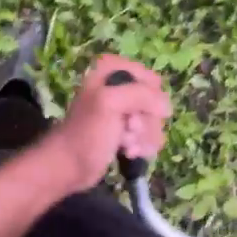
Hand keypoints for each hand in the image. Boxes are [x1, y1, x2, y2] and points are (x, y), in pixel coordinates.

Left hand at [37, 54, 171, 193]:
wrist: (69, 167)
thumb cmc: (87, 133)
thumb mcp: (110, 103)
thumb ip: (142, 96)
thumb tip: (167, 107)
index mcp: (112, 69)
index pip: (151, 79)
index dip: (150, 98)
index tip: (137, 113)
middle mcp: (118, 85)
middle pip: (154, 102)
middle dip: (146, 121)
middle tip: (128, 130)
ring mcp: (122, 109)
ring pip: (153, 120)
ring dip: (144, 137)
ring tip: (126, 146)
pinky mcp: (124, 130)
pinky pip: (148, 134)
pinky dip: (142, 146)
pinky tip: (127, 153)